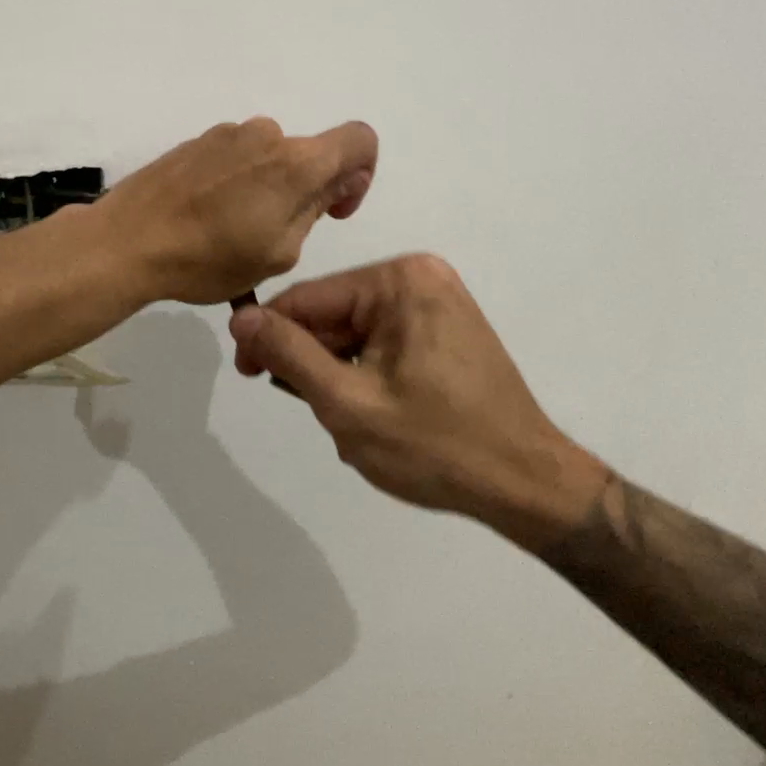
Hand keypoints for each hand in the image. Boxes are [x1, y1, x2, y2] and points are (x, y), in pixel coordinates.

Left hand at [90, 118, 378, 304]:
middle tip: (271, 235)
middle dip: (302, 190)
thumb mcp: (277, 253)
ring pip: (264, 158)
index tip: (331, 210)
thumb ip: (314, 211)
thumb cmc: (207, 259)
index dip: (359, 175)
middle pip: (305, 154)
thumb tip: (331, 183)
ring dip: (263, 188)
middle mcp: (263, 135)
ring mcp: (221, 136)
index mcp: (295, 161)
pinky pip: (229, 160)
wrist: (125, 242)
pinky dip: (230, 184)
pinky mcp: (189, 145)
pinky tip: (202, 218)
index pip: (359, 140)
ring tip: (229, 232)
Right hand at [229, 254, 611, 548]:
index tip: (244, 375)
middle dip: (310, 362)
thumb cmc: (435, 446)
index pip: (304, 300)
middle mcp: (418, 278)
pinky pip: (377, 343)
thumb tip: (238, 317)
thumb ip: (287, 354)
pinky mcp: (443, 329)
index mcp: (398, 282)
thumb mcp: (346, 402)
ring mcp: (435, 303)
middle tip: (313, 409)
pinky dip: (362, 377)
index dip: (265, 336)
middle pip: (329, 315)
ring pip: (350, 333)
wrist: (527, 487)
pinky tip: (373, 413)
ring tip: (351, 421)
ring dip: (335, 376)